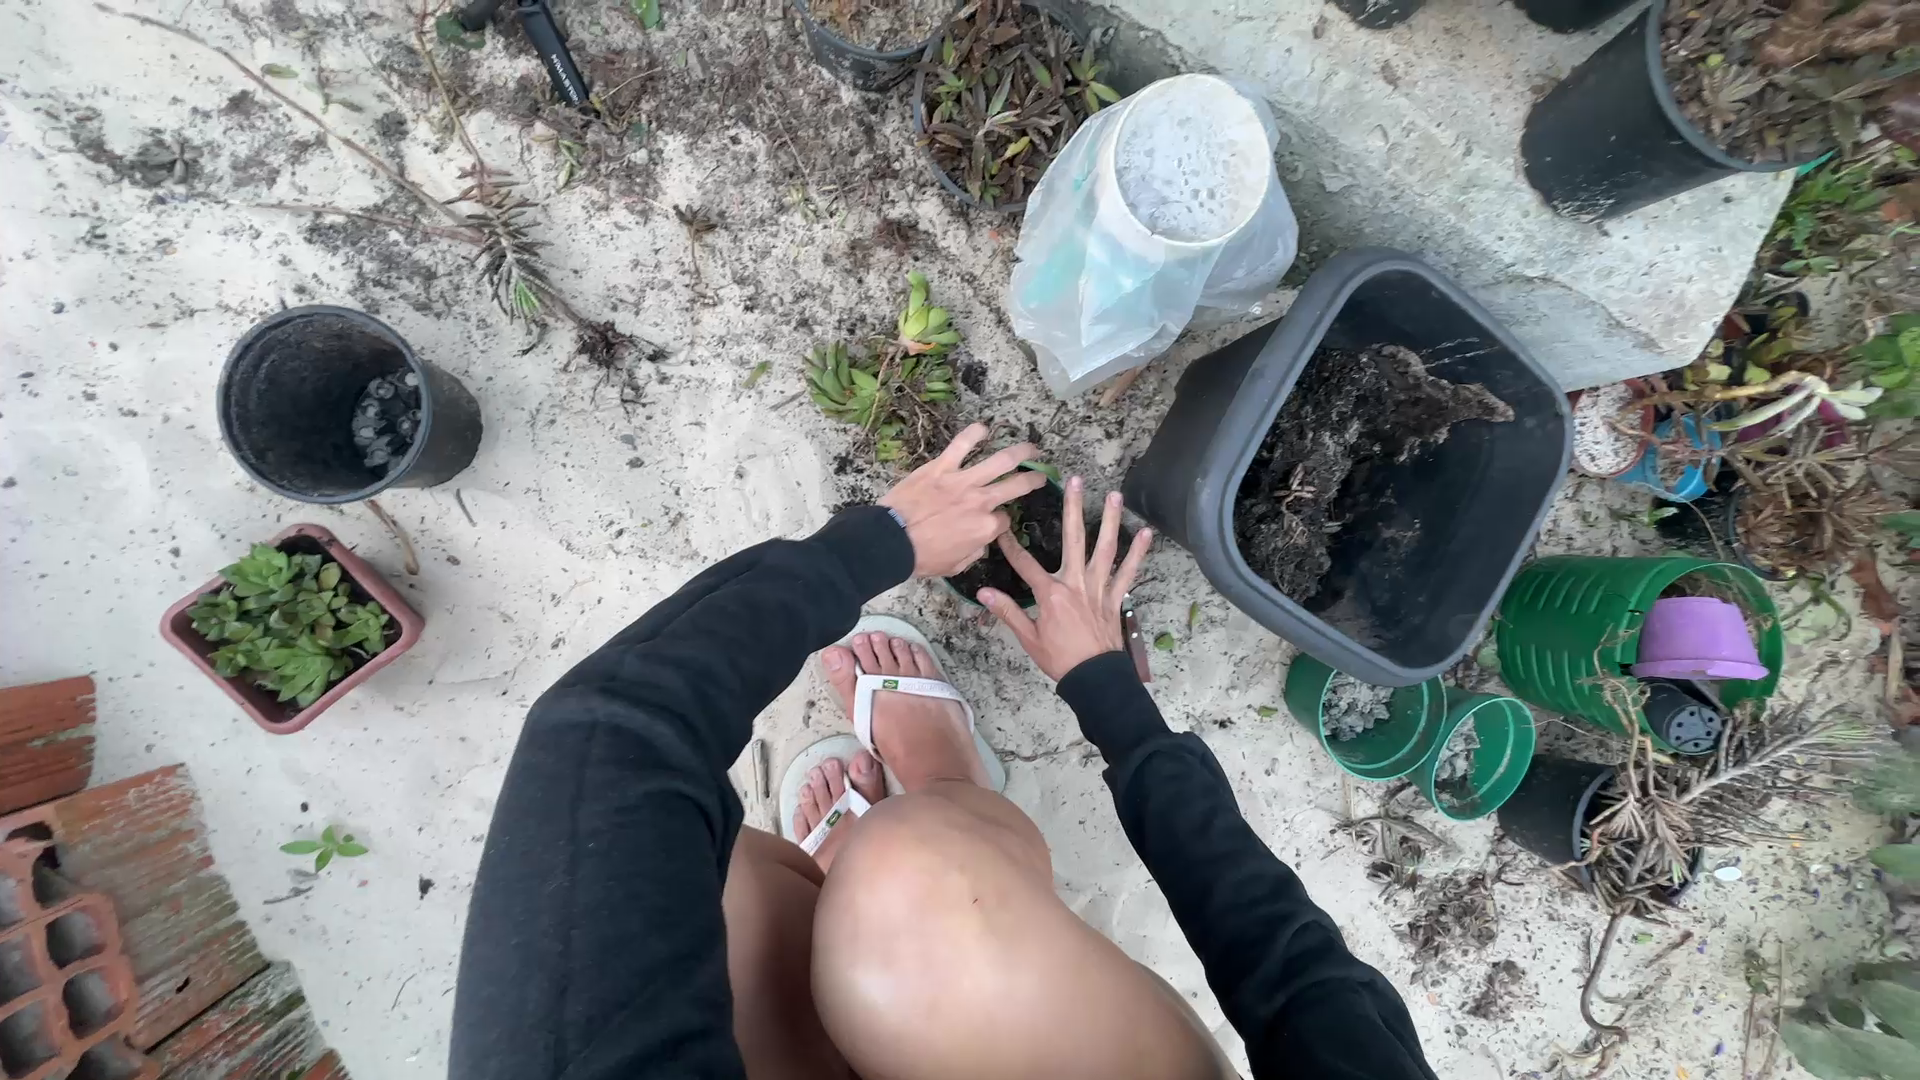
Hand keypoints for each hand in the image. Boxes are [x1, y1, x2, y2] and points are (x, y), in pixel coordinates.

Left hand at [878, 423, 1048, 577]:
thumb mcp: (956, 566)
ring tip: (1031, 447)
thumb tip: (979, 542)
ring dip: (1020, 452)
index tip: (993, 522)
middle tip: (1041, 474)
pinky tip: (983, 428)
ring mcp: (962, 481)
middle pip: (1016, 485)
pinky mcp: (941, 467)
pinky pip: (961, 445)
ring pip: (1000, 460)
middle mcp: (981, 501)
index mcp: (984, 528)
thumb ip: (974, 552)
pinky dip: (973, 434)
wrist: (891, 541)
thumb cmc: (922, 558)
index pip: (1003, 521)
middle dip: (1033, 479)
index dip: (999, 522)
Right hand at [978, 476, 1153, 680]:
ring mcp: (1098, 588)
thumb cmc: (1059, 659)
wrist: (1094, 678)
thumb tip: (983, 592)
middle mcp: (1076, 583)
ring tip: (1113, 494)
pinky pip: (1128, 572)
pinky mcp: (1115, 597)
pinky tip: (1145, 533)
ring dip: (1109, 520)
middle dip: (1072, 508)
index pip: (1025, 564)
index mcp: (1051, 594)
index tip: (1001, 527)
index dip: (1010, 546)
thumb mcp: (1028, 637)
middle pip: (1073, 539)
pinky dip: (1137, 553)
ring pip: (1105, 548)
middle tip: (1073, 480)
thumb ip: (1007, 611)